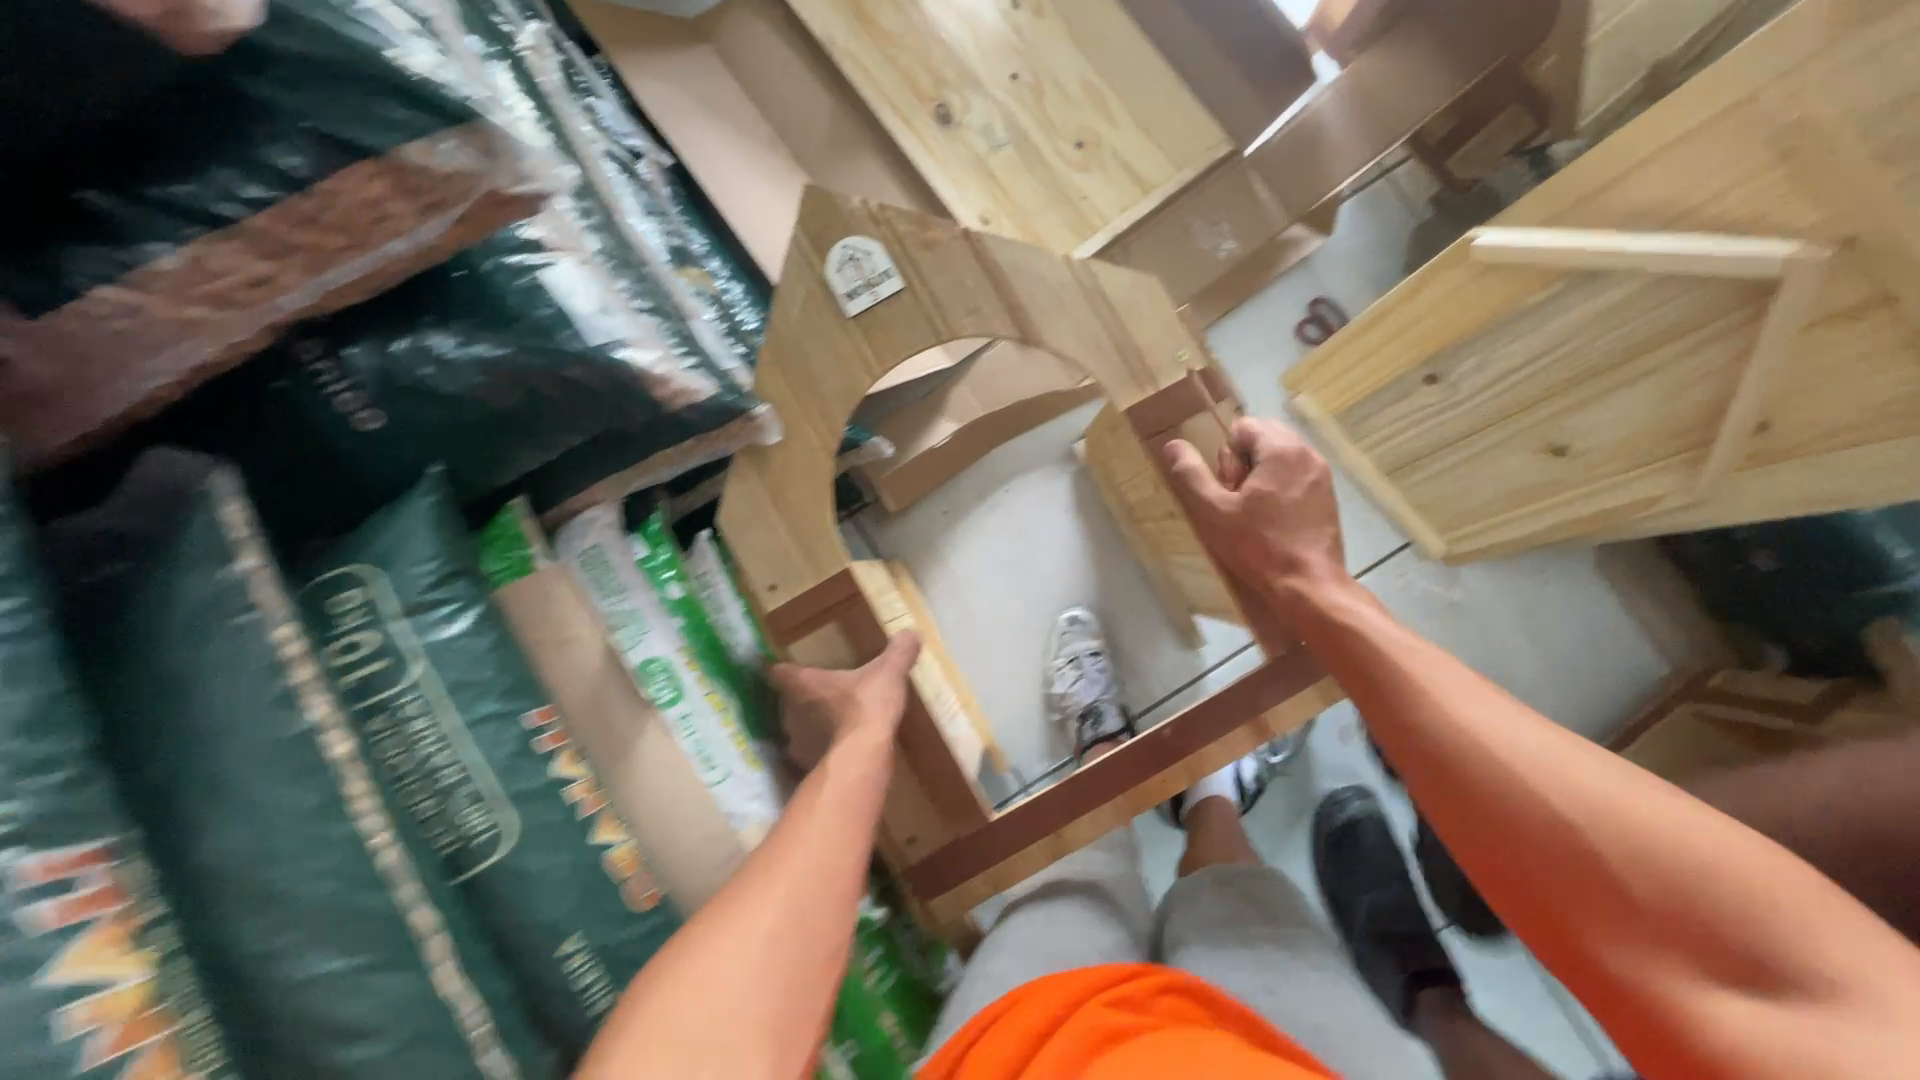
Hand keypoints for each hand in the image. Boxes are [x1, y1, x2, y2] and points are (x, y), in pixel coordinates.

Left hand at [769, 632, 920, 769]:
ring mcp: (796, 743)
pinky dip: (821, 753)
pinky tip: (838, 751)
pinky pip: (811, 756)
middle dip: (800, 699)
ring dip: (809, 728)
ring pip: (797, 731)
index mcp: (803, 684)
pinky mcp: (807, 767)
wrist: (863, 758)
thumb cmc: (866, 707)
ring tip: (830, 724)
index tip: (781, 665)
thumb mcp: (888, 674)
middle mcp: (791, 712)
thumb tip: (912, 633)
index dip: (779, 668)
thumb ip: (898, 653)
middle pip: (786, 702)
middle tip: (819, 694)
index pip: (778, 672)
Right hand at [1163, 417, 1348, 616]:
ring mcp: (1322, 476)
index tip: (1227, 488)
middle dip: (1244, 463)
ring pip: (1280, 459)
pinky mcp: (1328, 497)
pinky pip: (1296, 477)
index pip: (1243, 427)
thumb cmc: (1258, 546)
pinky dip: (1279, 490)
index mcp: (1282, 450)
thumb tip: (1173, 445)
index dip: (1226, 455)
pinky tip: (1273, 522)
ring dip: (1261, 477)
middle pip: (1264, 439)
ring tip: (1254, 514)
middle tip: (1238, 501)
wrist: (1308, 586)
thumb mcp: (1213, 512)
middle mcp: (1308, 454)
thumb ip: (1191, 474)